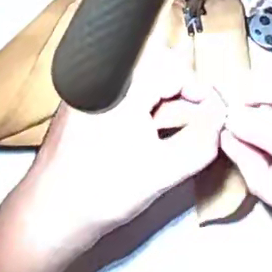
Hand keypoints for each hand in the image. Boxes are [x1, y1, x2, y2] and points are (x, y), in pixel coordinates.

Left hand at [3, 55, 224, 268]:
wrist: (52, 209)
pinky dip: (137, 100)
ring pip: (132, 74)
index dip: (197, 86)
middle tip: (196, 114)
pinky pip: (115, 88)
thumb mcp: (165, 170)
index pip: (169, 65)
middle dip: (179, 84)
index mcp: (118, 87)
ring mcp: (83, 89)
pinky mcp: (77, 104)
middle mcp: (96, 79)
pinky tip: (145, 130)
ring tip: (172, 125)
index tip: (211, 109)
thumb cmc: (102, 191)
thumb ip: (202, 139)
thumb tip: (219, 116)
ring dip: (159, 92)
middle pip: (149, 62)